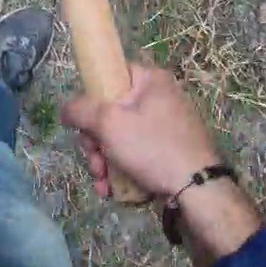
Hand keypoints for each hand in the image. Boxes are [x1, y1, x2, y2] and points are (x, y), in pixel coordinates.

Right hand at [61, 64, 222, 198]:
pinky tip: (113, 189)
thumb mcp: (108, 123)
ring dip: (105, 160)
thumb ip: (80, 110)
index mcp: (151, 80)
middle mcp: (162, 98)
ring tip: (103, 183)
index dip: (91, 98)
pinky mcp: (171, 151)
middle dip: (95, 142)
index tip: (84, 124)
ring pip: (122, 137)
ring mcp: (168, 126)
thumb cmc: (153, 147)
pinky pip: (137, 153)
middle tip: (93, 161)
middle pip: (112, 112)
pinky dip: (123, 169)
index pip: (111, 75)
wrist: (199, 191)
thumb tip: (66, 109)